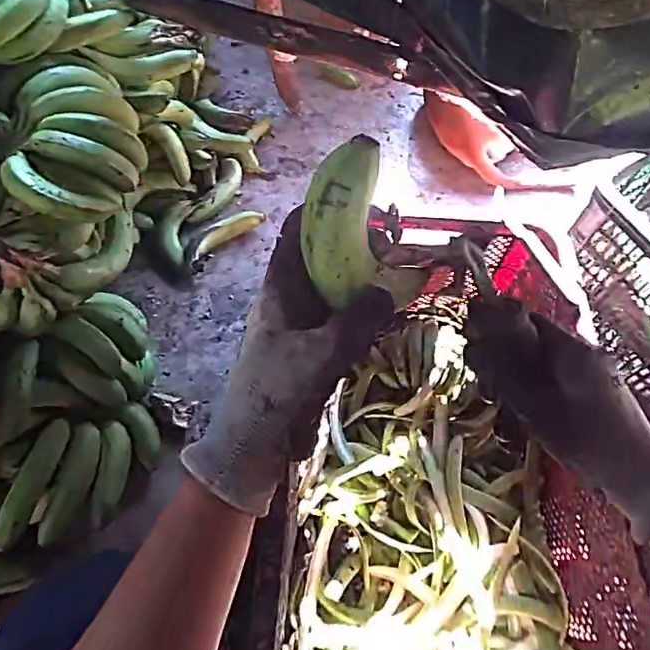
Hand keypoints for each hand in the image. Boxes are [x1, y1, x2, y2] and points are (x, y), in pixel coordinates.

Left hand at [182, 209, 394, 514]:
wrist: (252, 445)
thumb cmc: (276, 393)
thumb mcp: (321, 354)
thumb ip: (357, 320)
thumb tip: (386, 291)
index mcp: (281, 285)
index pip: (297, 228)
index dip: (326, 208)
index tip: (364, 205)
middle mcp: (291, 294)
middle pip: (323, 251)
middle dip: (357, 242)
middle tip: (394, 247)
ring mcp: (302, 319)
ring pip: (335, 282)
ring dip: (363, 275)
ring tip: (398, 275)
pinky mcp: (314, 342)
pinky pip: (343, 312)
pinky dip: (364, 306)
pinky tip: (386, 314)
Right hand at [465, 296, 649, 542]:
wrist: (640, 474)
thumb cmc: (589, 442)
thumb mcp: (539, 413)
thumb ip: (508, 379)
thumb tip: (480, 351)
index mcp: (573, 351)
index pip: (530, 319)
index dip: (500, 322)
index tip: (476, 334)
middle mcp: (588, 352)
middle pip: (540, 337)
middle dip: (509, 346)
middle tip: (484, 366)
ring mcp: (598, 370)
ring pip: (550, 356)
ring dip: (524, 364)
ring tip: (500, 386)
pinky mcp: (602, 389)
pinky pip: (564, 373)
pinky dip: (542, 379)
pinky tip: (528, 401)